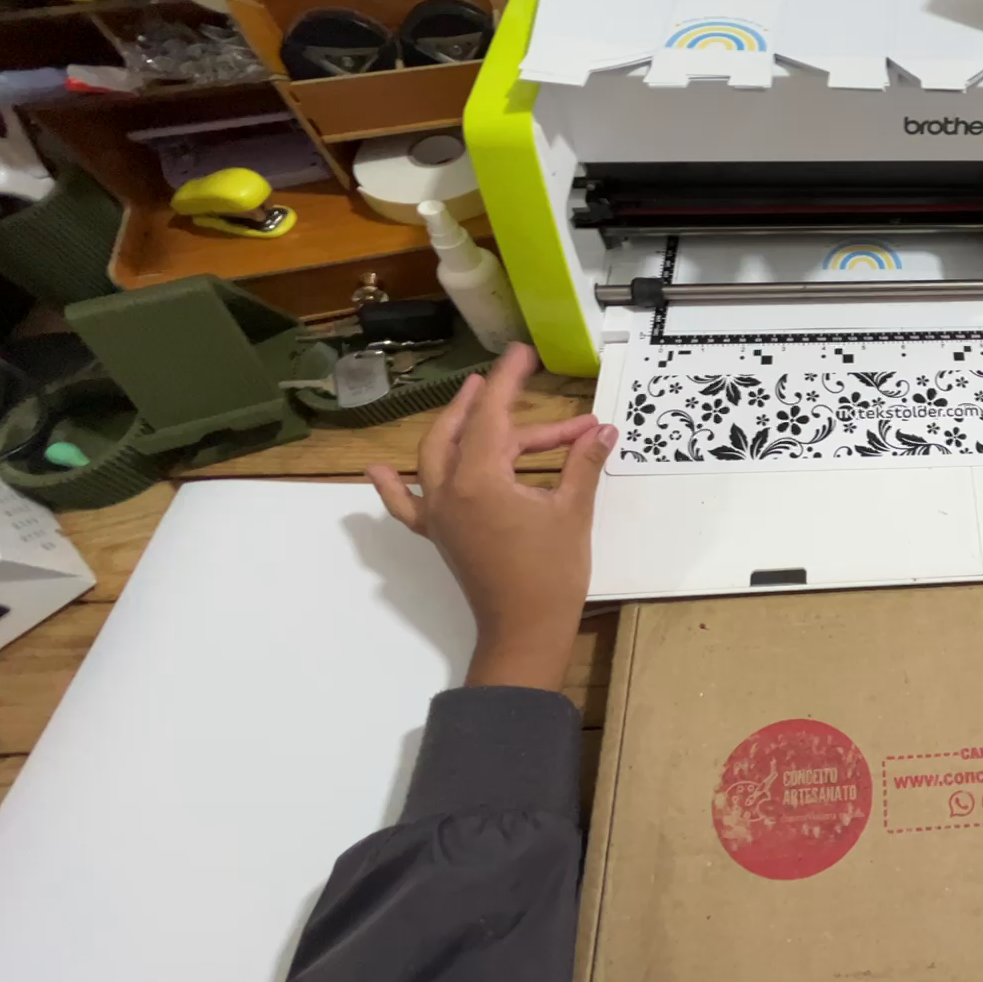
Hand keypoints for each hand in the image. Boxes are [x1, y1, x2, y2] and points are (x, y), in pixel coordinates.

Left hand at [367, 344, 617, 691]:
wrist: (526, 628)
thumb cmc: (552, 571)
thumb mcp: (573, 511)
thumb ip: (583, 464)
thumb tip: (603, 430)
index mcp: (481, 481)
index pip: (492, 417)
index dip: (509, 382)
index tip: (522, 353)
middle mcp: (449, 491)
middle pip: (462, 432)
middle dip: (484, 400)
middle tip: (509, 376)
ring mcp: (439, 515)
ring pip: (436, 456)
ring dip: (456, 426)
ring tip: (476, 399)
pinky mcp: (441, 535)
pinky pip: (407, 505)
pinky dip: (393, 486)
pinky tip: (379, 470)